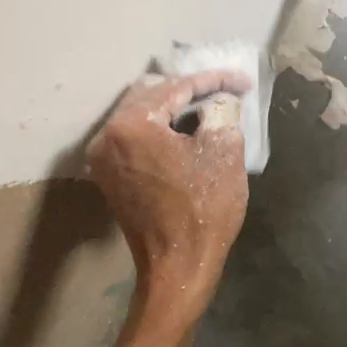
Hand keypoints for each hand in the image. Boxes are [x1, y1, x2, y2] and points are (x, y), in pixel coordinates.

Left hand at [86, 69, 250, 296]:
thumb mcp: (224, 151)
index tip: (243, 81)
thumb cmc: (203, 208)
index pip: (177, 88)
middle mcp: (107, 136)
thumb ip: (220, 114)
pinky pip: (135, 137)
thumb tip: (218, 103)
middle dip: (190, 90)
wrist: (178, 266)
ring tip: (210, 108)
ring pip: (141, 116)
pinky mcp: (110, 176)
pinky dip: (161, 129)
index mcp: (132, 125)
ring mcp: (103, 158)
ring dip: (174, 109)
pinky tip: (187, 131)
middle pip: (152, 96)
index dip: (214, 80)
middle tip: (226, 90)